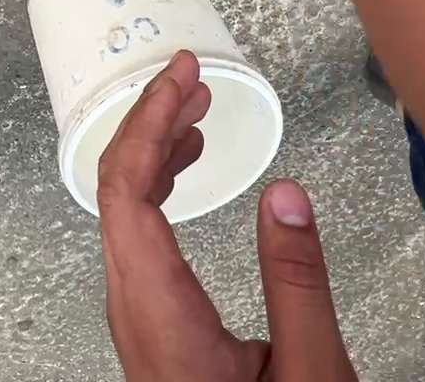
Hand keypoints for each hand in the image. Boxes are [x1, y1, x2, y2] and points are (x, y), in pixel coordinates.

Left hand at [99, 50, 356, 381]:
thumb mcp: (308, 375)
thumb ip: (295, 281)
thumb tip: (288, 192)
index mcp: (155, 304)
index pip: (126, 182)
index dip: (148, 117)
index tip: (180, 72)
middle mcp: (130, 297)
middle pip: (116, 180)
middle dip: (152, 117)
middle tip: (190, 76)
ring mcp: (134, 303)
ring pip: (123, 200)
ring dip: (155, 144)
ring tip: (195, 108)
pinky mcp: (148, 310)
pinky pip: (137, 224)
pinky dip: (159, 178)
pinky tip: (187, 163)